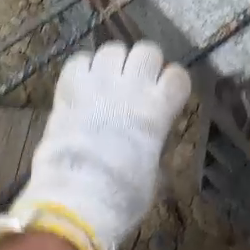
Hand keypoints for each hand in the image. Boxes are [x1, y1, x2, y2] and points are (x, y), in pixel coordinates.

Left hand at [8, 41, 190, 249]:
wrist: (75, 201)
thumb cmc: (121, 199)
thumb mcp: (152, 173)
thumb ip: (153, 144)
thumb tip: (148, 141)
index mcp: (158, 110)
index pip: (178, 75)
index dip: (171, 83)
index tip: (164, 95)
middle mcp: (132, 87)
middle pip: (147, 50)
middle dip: (142, 65)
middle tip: (134, 85)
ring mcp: (100, 82)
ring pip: (113, 48)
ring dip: (112, 63)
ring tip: (105, 83)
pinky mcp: (71, 86)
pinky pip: (80, 59)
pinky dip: (82, 69)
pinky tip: (81, 86)